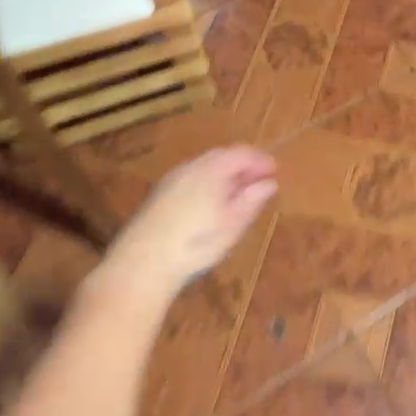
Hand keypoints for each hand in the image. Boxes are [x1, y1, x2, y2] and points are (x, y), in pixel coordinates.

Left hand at [94, 146, 277, 302]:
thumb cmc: (196, 242)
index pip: (242, 152)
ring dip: (224, 174)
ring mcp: (171, 179)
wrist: (141, 263)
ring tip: (236, 194)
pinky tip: (208, 204)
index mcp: (213, 168)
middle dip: (242, 165)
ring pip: (204, 167)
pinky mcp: (158, 195)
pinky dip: (206, 182)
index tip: (275, 171)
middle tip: (258, 181)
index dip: (261, 160)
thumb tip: (268, 183)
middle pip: (222, 155)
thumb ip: (252, 199)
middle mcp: (191, 166)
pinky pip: (190, 178)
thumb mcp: (233, 223)